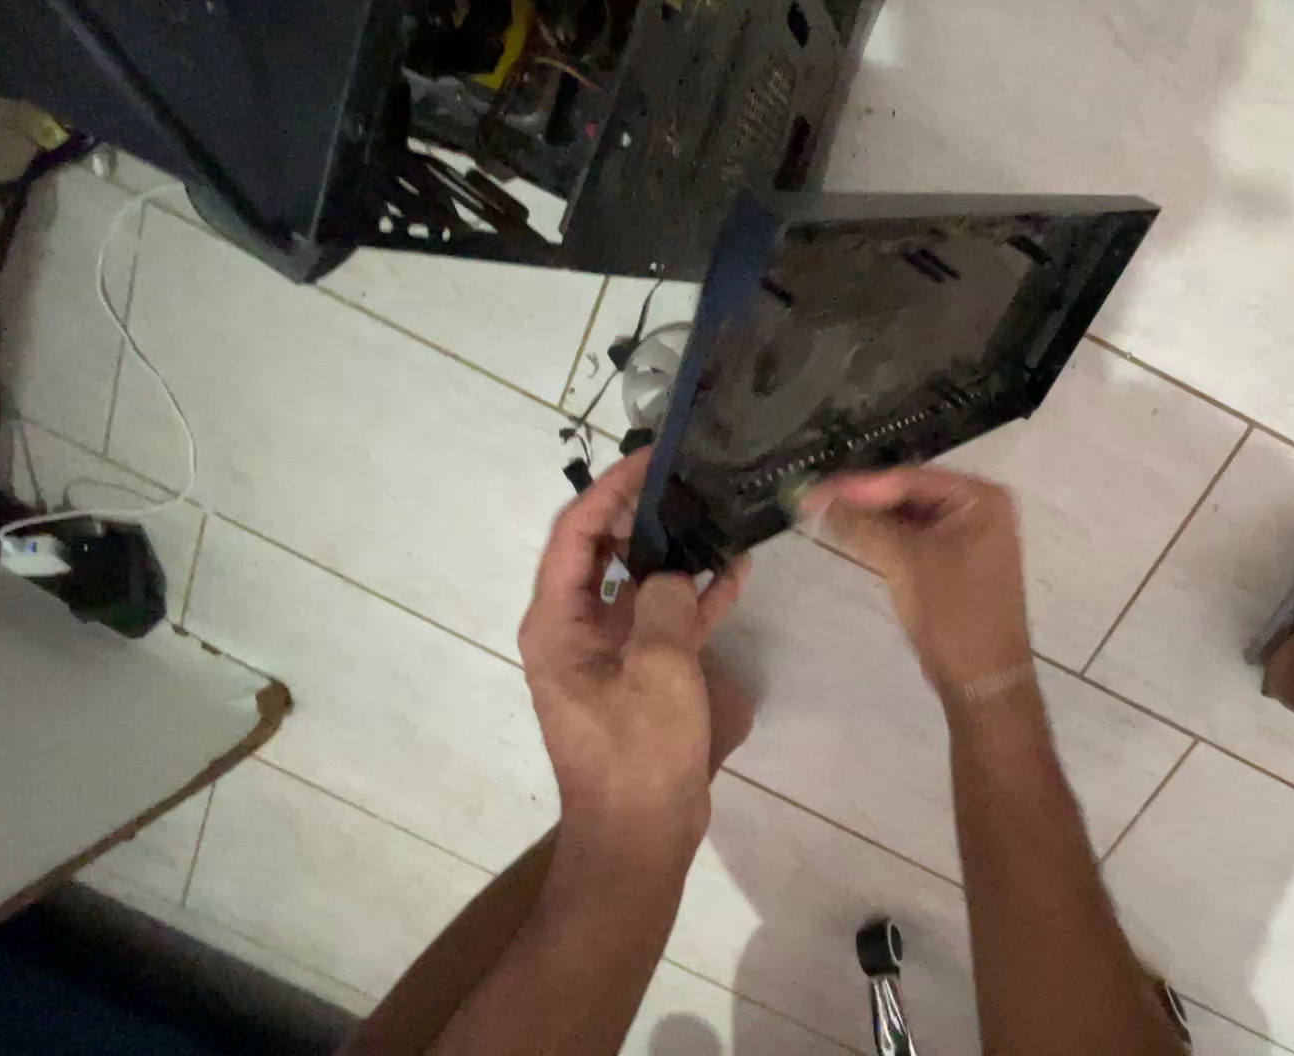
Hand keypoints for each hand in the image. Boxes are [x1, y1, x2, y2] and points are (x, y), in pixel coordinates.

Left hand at [519, 450, 750, 839]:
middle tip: (690, 480)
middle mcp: (578, 627)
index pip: (577, 535)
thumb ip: (663, 603)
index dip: (609, 490)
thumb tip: (671, 572)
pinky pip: (667, 619)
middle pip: (608, 551)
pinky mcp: (644, 669)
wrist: (642, 834)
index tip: (649, 458)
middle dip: (646, 514)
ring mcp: (613, 648)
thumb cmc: (637, 753)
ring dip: (676, 552)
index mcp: (559, 622)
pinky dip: (695, 596)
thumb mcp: (656, 669)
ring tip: (716, 515)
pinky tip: (735, 571)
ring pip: (642, 581)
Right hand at [805, 466, 1032, 696]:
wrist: (983, 682)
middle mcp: (980, 509)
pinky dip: (885, 540)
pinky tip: (853, 538)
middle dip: (863, 501)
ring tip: (824, 518)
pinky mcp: (955, 563)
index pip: (908, 479)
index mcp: (980, 498)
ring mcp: (969, 537)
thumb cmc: (954, 614)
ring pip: (908, 519)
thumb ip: (861, 525)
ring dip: (871, 520)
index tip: (815, 491)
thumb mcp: (905, 562)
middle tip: (814, 503)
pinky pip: (915, 540)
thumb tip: (817, 497)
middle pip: (908, 495)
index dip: (858, 486)